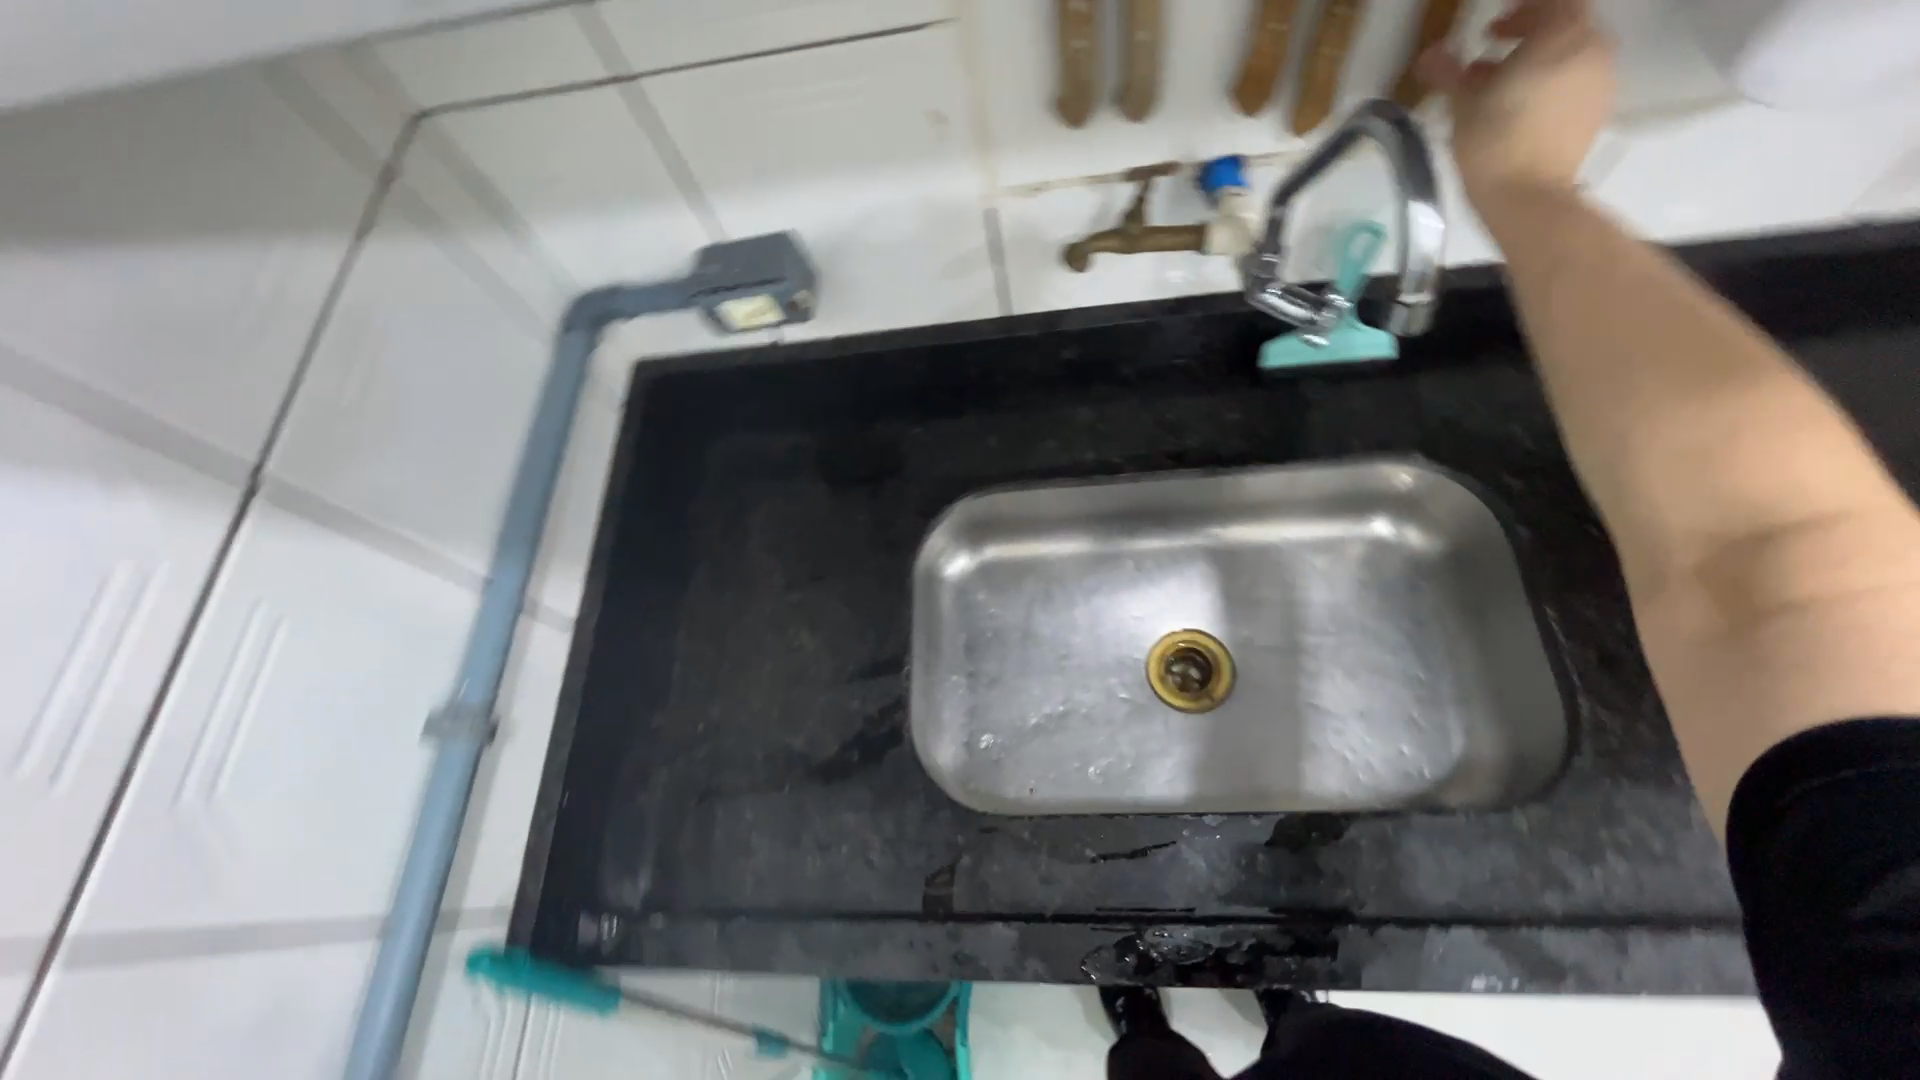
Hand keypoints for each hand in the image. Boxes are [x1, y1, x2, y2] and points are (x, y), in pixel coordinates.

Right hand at [1416, 0, 1615, 200]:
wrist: (1527, 196)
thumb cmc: (1492, 142)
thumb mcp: (1462, 104)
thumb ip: (1448, 72)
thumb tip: (1430, 54)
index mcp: (1564, 34)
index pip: (1550, 3)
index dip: (1520, 12)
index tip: (1490, 31)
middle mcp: (1593, 48)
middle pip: (1565, 26)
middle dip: (1529, 36)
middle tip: (1492, 57)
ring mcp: (1601, 79)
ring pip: (1571, 55)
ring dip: (1538, 62)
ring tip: (1501, 90)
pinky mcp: (1598, 110)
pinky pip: (1576, 81)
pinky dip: (1551, 84)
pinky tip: (1521, 110)